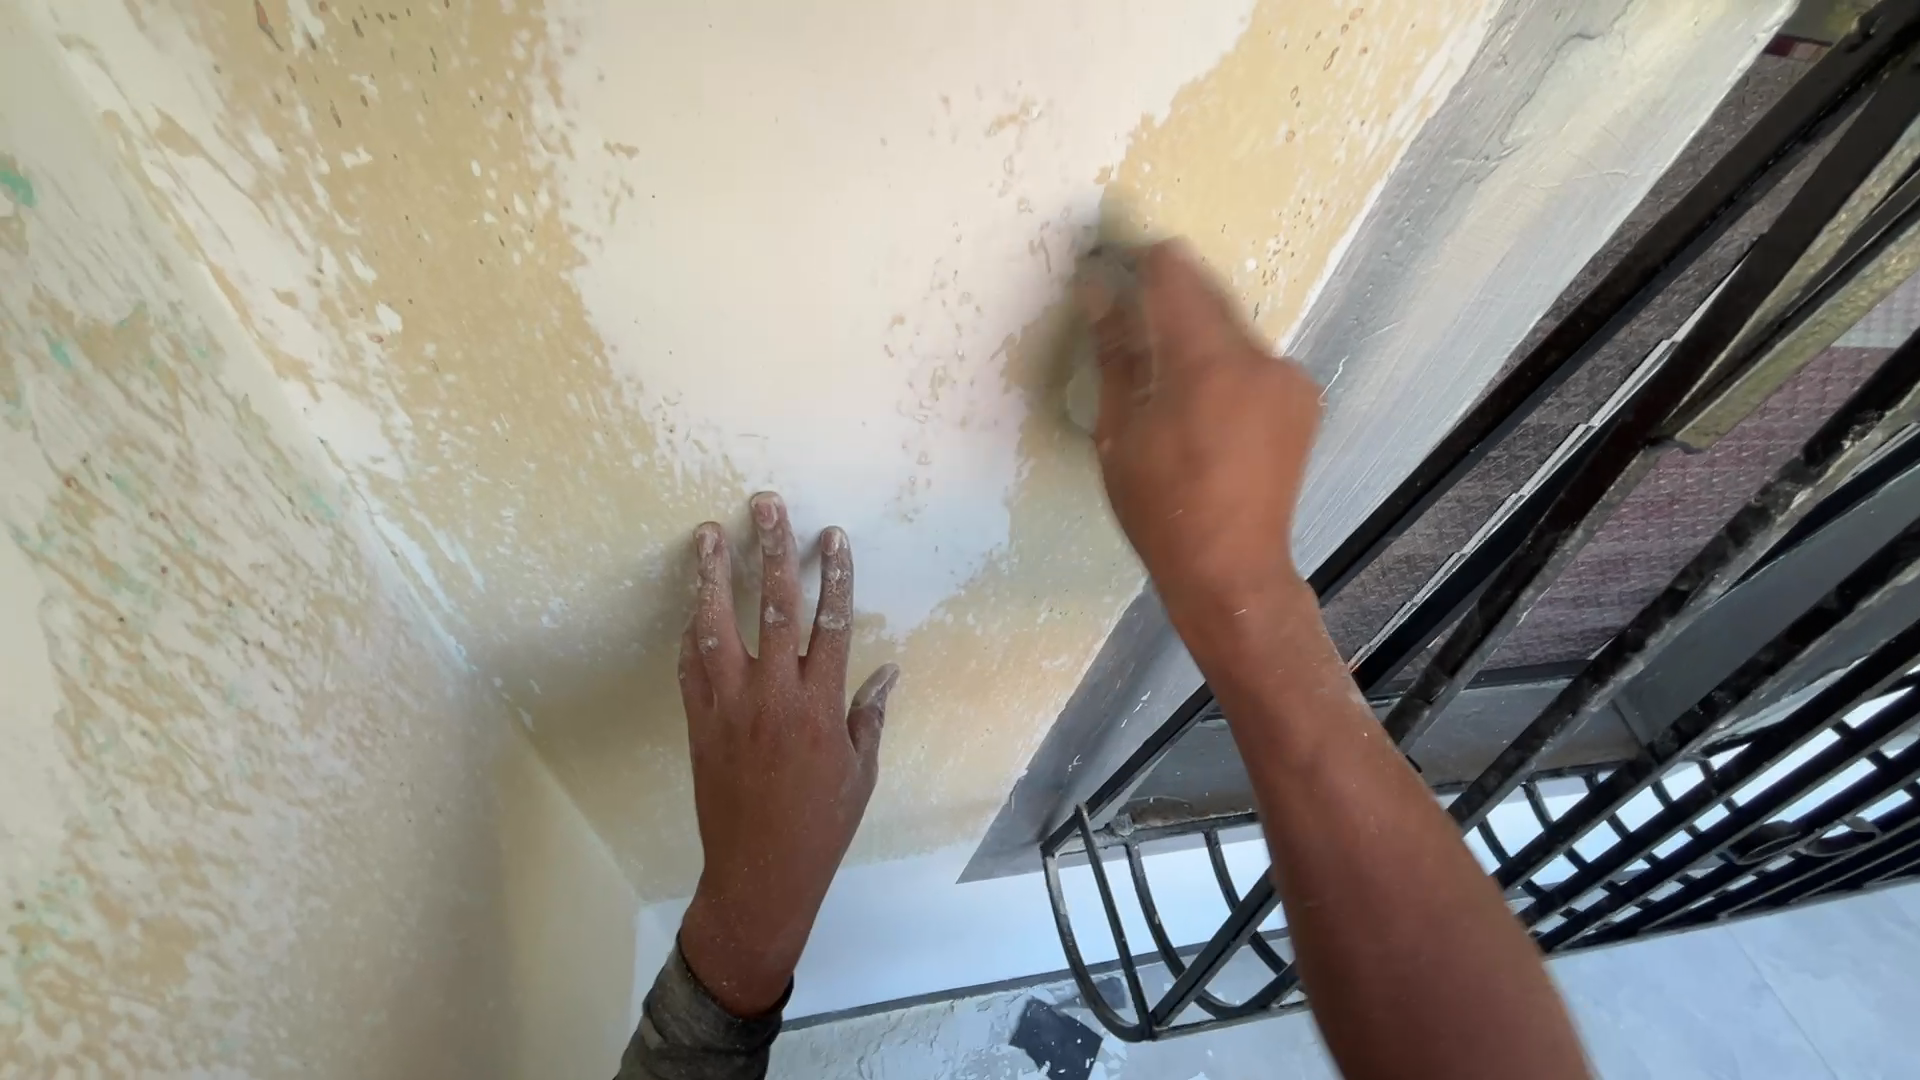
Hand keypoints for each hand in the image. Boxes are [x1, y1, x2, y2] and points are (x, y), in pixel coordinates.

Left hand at [675, 492, 899, 1016]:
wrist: (758, 874)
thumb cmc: (821, 824)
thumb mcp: (861, 772)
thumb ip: (870, 716)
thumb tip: (889, 670)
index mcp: (820, 706)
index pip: (831, 622)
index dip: (835, 574)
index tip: (832, 535)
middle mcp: (774, 695)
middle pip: (773, 608)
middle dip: (771, 551)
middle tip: (765, 506)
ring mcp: (729, 706)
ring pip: (717, 627)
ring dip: (711, 577)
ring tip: (707, 534)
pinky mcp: (699, 722)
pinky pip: (691, 666)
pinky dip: (692, 630)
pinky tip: (691, 602)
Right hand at [1078, 240, 1321, 643]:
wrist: (1231, 568)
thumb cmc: (1159, 510)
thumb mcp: (1119, 434)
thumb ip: (1114, 354)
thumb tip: (1098, 291)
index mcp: (1205, 364)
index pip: (1173, 272)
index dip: (1139, 262)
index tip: (1112, 273)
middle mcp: (1258, 356)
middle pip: (1206, 295)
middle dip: (1166, 303)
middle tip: (1131, 334)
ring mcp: (1289, 377)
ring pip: (1231, 329)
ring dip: (1197, 339)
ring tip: (1170, 388)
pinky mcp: (1304, 398)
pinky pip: (1254, 360)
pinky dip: (1226, 367)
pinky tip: (1208, 411)